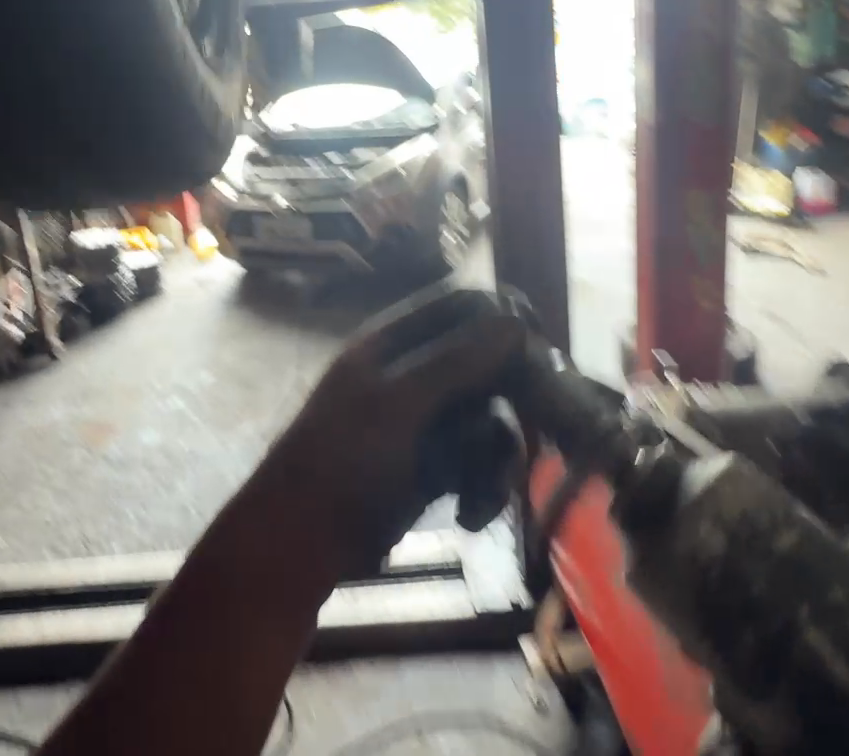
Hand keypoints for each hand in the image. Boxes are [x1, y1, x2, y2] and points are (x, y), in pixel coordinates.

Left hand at [261, 286, 529, 567]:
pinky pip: (480, 461)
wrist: (304, 539)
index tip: (542, 346)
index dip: (503, 320)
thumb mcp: (396, 405)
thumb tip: (515, 325)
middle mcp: (416, 374)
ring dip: (496, 462)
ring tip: (482, 497)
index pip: (462, 308)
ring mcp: (427, 420)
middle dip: (514, 402)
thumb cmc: (341, 459)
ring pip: (491, 420)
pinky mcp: (437, 465)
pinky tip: (470, 516)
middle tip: (544, 427)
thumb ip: (454, 363)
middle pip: (488, 367)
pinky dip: (483, 487)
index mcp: (395, 343)